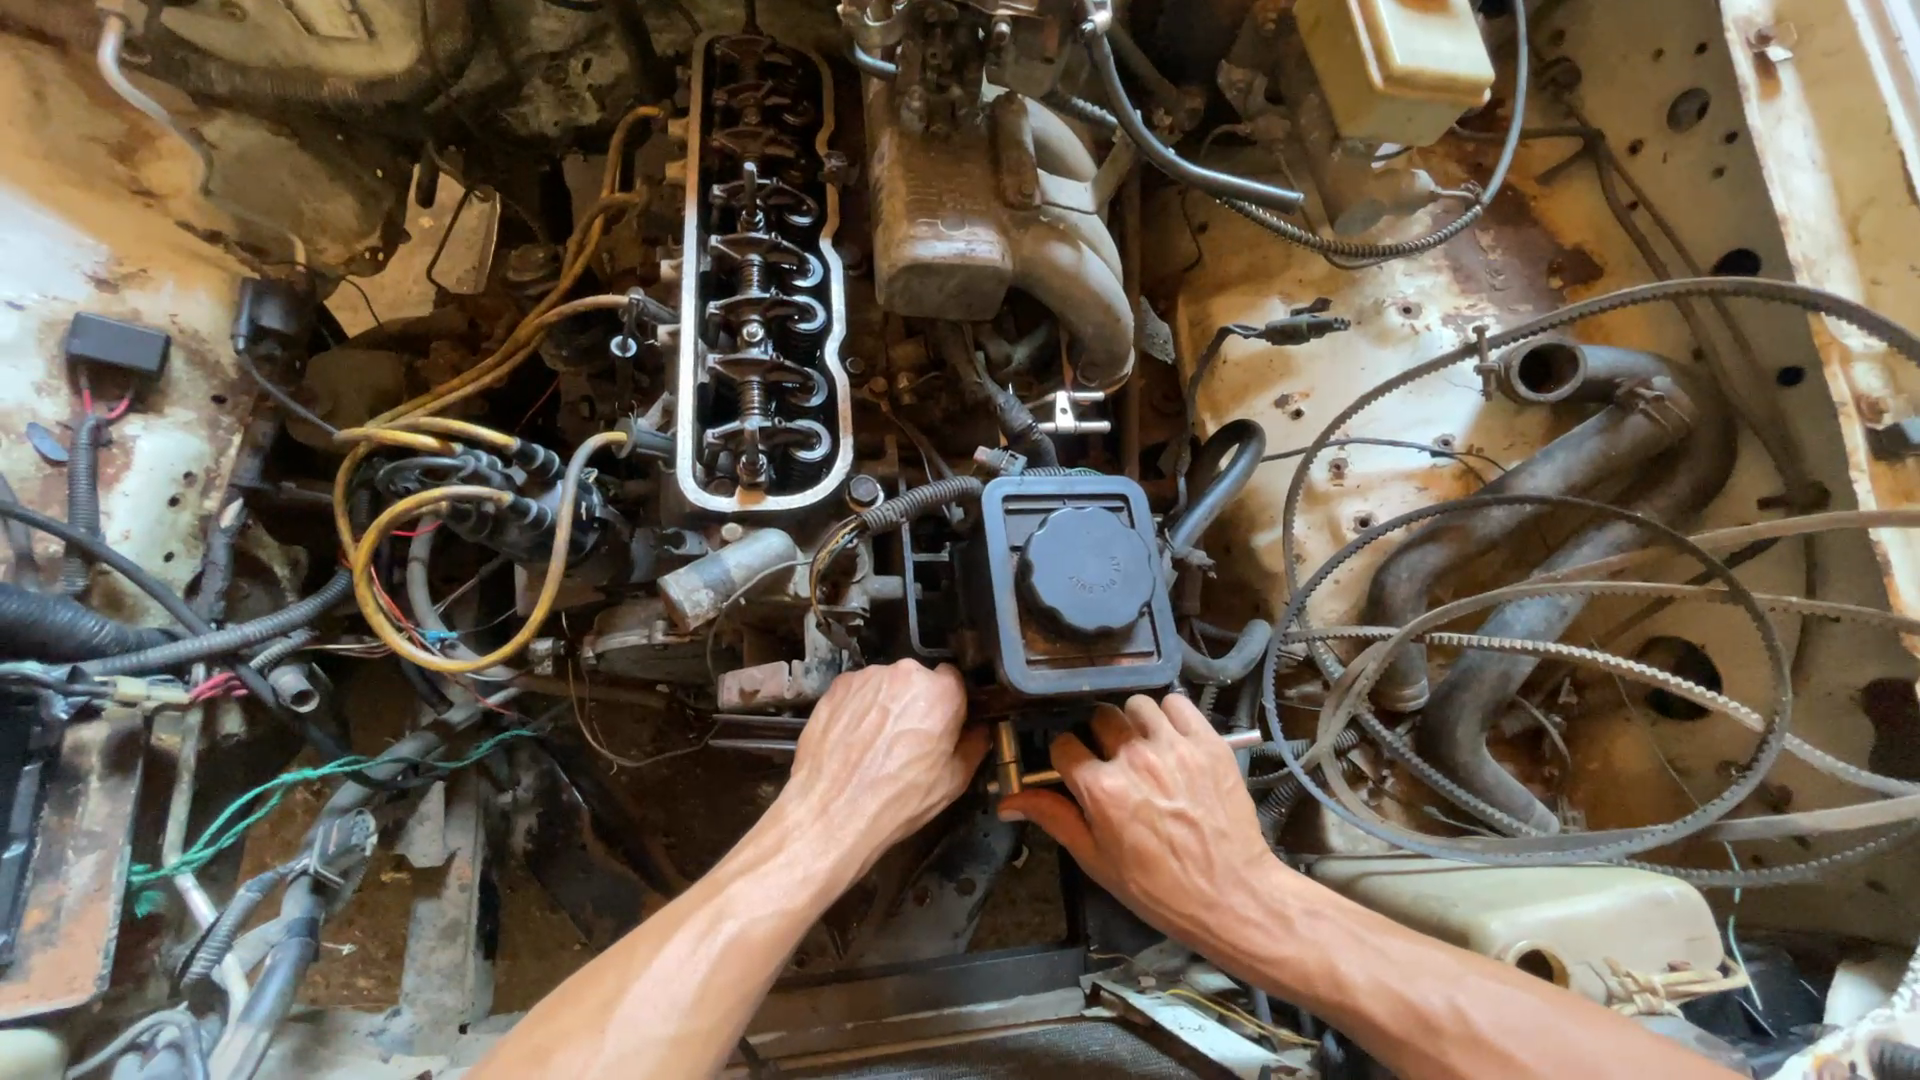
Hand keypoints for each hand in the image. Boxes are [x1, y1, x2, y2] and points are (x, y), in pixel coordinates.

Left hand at [781, 660, 989, 865]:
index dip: (948, 703)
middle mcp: (906, 674)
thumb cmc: (900, 799)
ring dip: (886, 704)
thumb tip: (979, 729)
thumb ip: (974, 745)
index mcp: (942, 692)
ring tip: (875, 743)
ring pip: (886, 685)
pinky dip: (858, 708)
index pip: (953, 680)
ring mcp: (868, 677)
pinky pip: (858, 691)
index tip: (941, 724)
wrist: (834, 812)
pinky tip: (853, 739)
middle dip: (916, 703)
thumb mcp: (954, 781)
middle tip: (906, 738)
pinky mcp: (838, 686)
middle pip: (918, 681)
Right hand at [997, 695, 1284, 950]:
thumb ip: (1054, 818)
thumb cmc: (1159, 888)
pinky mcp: (1208, 742)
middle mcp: (1133, 758)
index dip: (1066, 758)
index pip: (1064, 745)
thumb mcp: (1096, 860)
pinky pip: (1177, 703)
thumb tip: (1007, 801)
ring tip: (1143, 746)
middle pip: (1099, 718)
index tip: (1077, 771)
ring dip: (1133, 722)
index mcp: (1100, 788)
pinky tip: (1171, 738)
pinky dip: (1170, 715)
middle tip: (1113, 761)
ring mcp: (1173, 746)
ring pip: (1136, 705)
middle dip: (1099, 737)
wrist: (1233, 897)